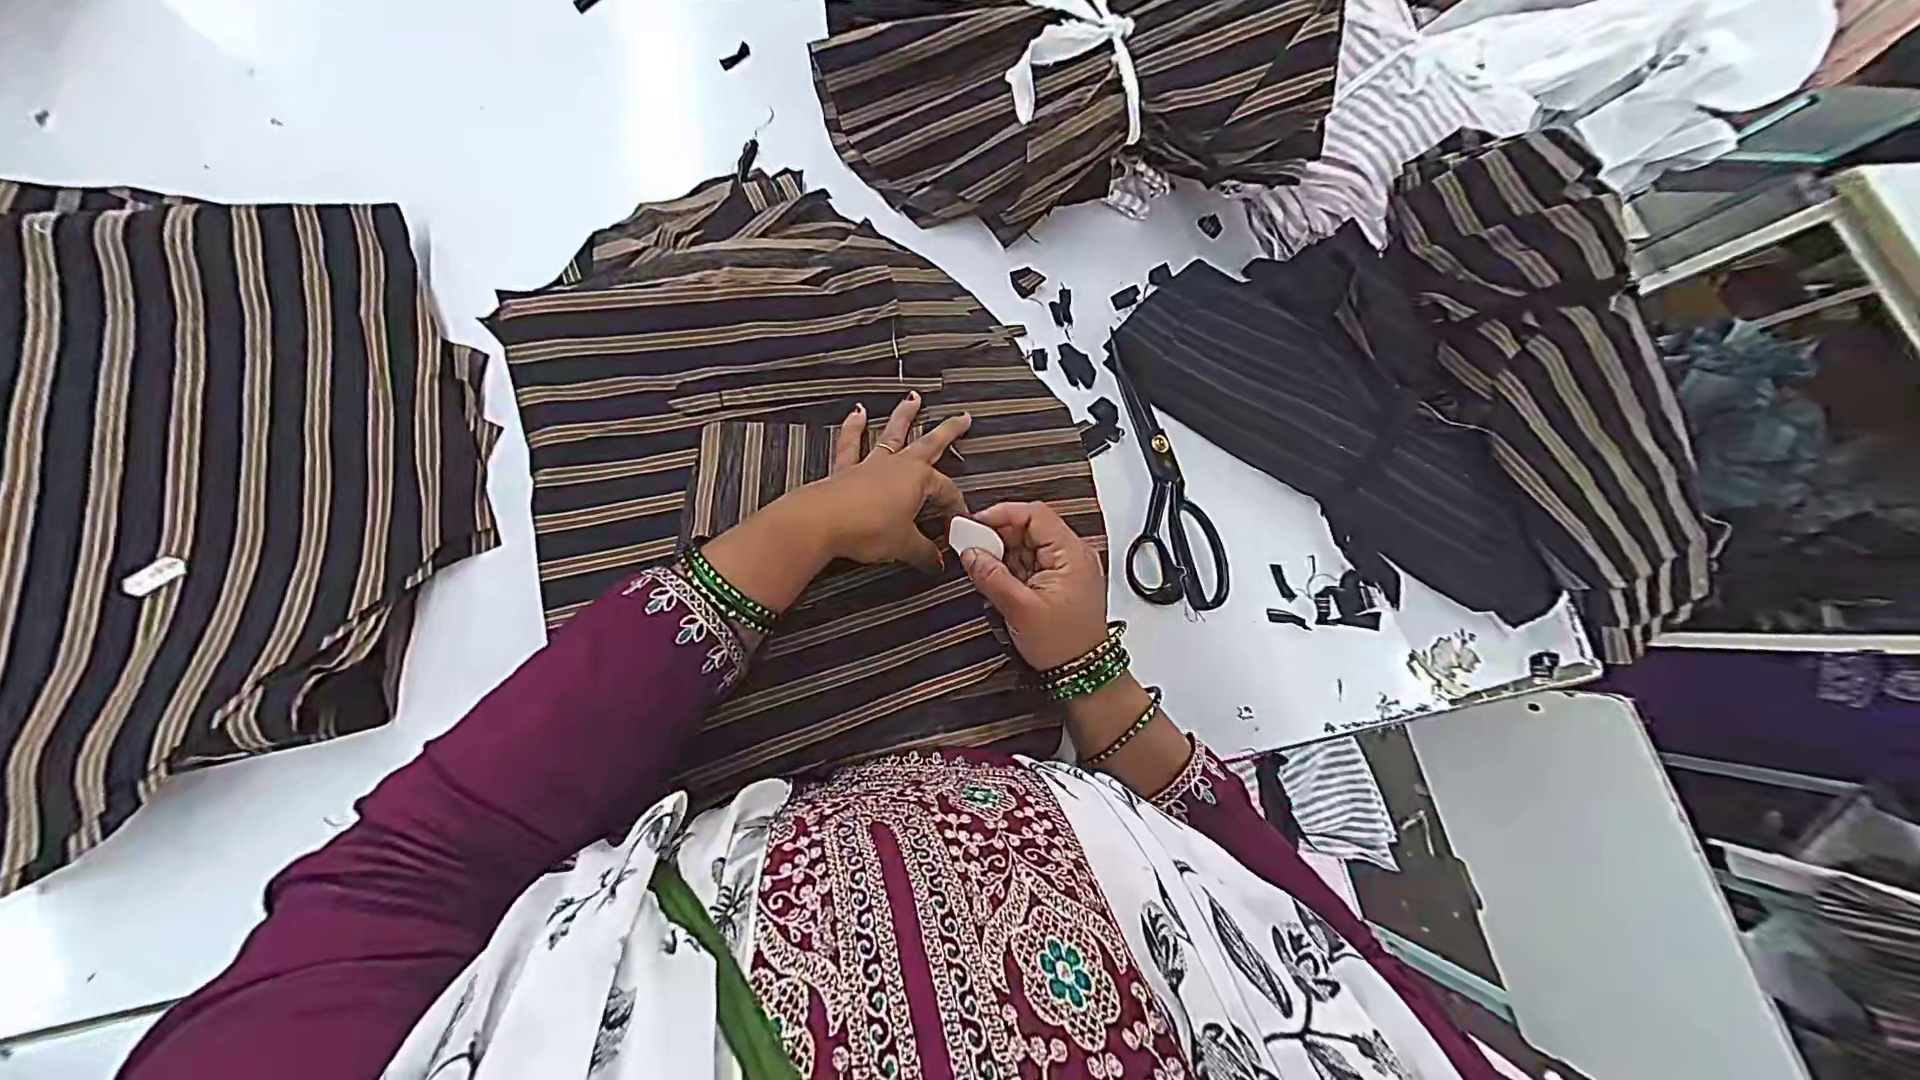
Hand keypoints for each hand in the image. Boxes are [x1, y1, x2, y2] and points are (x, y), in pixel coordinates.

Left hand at [778, 392, 971, 572]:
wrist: (821, 523)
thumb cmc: (865, 528)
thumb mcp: (904, 545)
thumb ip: (923, 552)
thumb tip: (934, 561)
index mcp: (918, 479)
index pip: (947, 492)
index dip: (955, 509)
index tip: (957, 525)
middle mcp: (897, 465)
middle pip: (930, 444)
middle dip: (949, 431)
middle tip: (963, 419)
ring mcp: (871, 464)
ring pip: (893, 434)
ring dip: (904, 416)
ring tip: (913, 400)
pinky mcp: (846, 470)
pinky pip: (852, 443)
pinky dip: (854, 427)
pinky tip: (857, 414)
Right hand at [957, 501, 1107, 670]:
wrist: (1082, 674)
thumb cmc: (1063, 646)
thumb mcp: (1020, 610)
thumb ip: (991, 576)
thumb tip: (970, 553)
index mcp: (1071, 554)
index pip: (1035, 515)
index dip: (1001, 514)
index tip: (975, 524)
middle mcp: (1073, 555)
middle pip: (1029, 528)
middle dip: (998, 537)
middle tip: (973, 549)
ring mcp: (1066, 568)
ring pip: (1026, 545)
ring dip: (1003, 554)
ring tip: (986, 572)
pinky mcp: (1058, 581)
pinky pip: (1029, 562)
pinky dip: (1011, 568)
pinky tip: (999, 582)